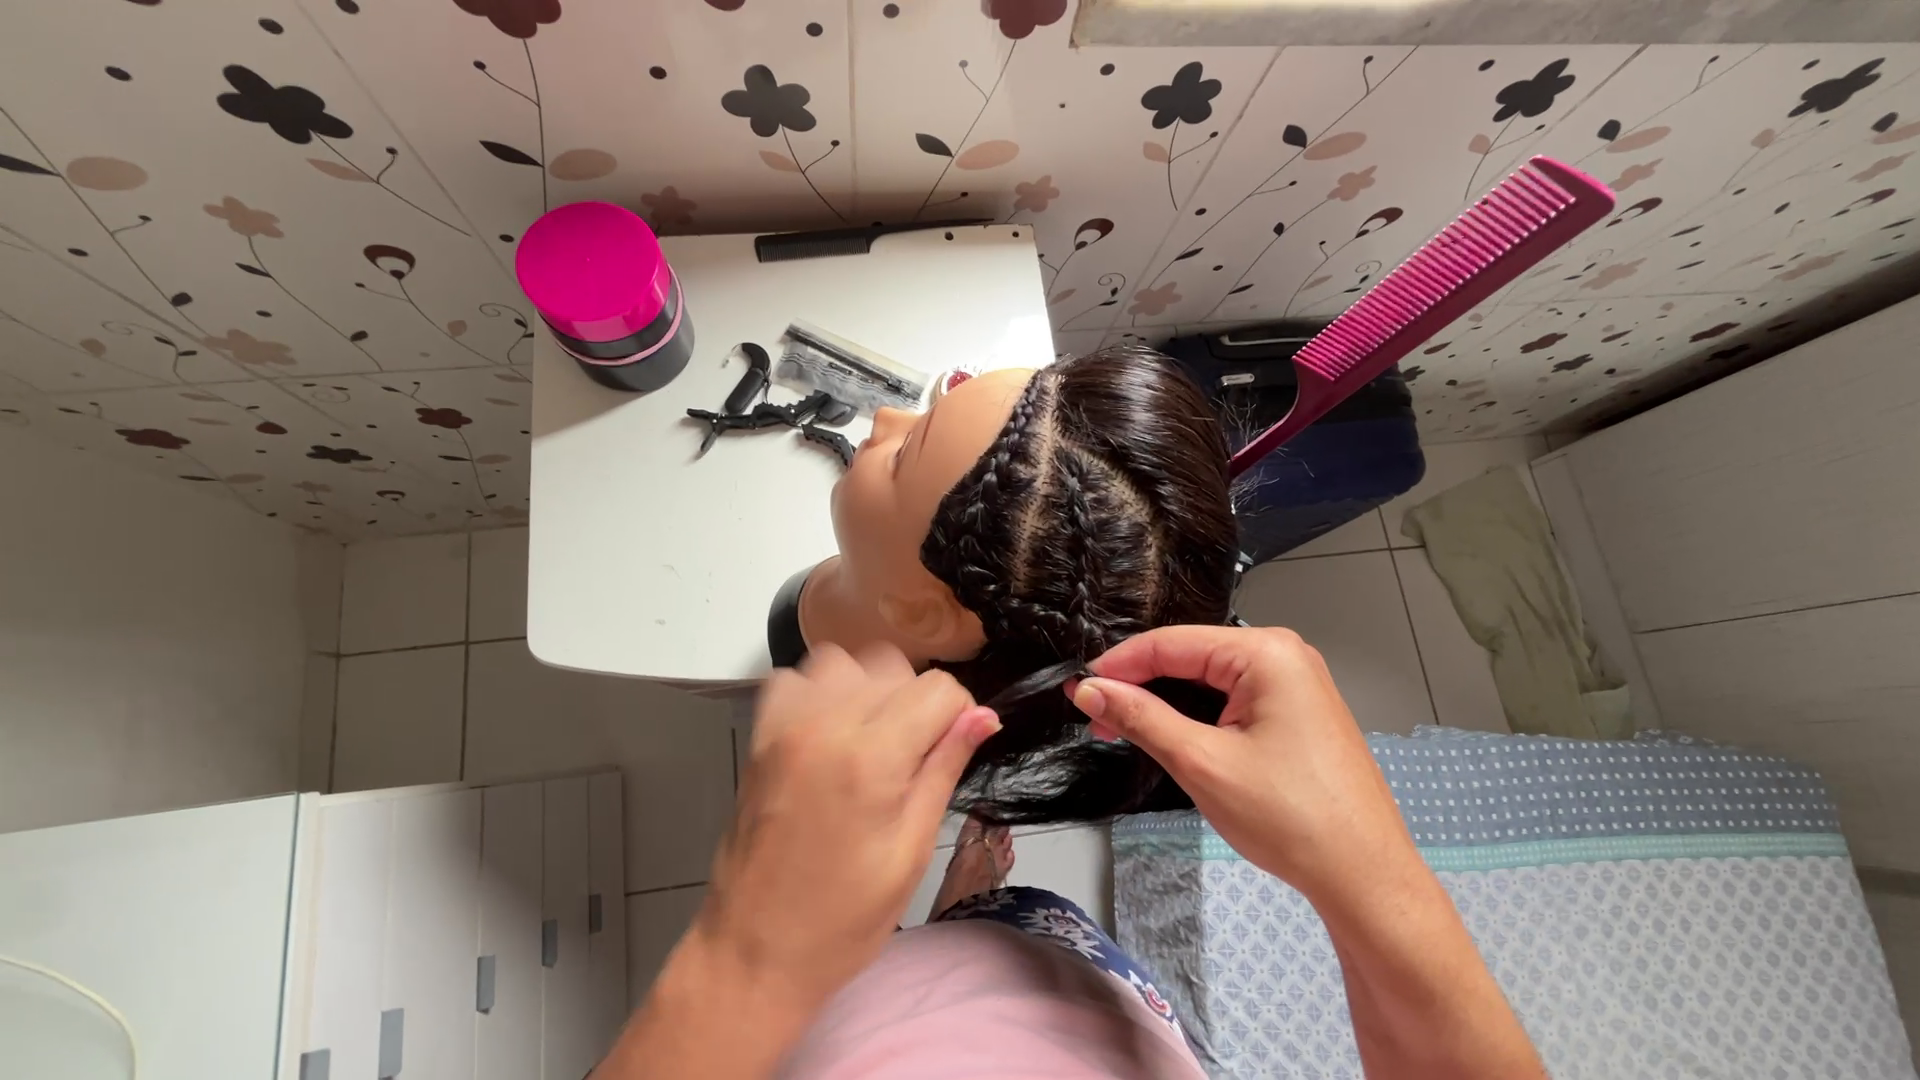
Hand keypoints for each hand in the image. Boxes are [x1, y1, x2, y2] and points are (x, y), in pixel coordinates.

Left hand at [693, 643, 999, 1007]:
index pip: (938, 689)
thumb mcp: (912, 850)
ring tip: (871, 739)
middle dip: (916, 701)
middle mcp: (824, 724)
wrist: (753, 952)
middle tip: (913, 755)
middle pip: (893, 666)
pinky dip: (819, 692)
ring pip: (844, 661)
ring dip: (867, 687)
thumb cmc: (844, 919)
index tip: (953, 749)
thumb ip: (944, 769)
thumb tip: (983, 716)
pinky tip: (829, 734)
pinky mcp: (759, 737)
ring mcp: (784, 726)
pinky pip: (795, 679)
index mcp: (870, 758)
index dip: (958, 715)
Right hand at [1071, 625, 1415, 903]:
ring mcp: (1294, 683)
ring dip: (1163, 703)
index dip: (1117, 664)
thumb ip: (1140, 717)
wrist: (1365, 878)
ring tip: (1121, 730)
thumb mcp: (1201, 763)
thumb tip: (1090, 690)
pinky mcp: (1296, 711)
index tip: (1077, 688)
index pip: (1171, 642)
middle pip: (1189, 657)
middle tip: (1094, 718)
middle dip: (1138, 685)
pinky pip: (1231, 698)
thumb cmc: (1289, 818)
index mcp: (1266, 652)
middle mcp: (1283, 655)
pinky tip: (1167, 734)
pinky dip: (1194, 715)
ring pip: (1208, 680)